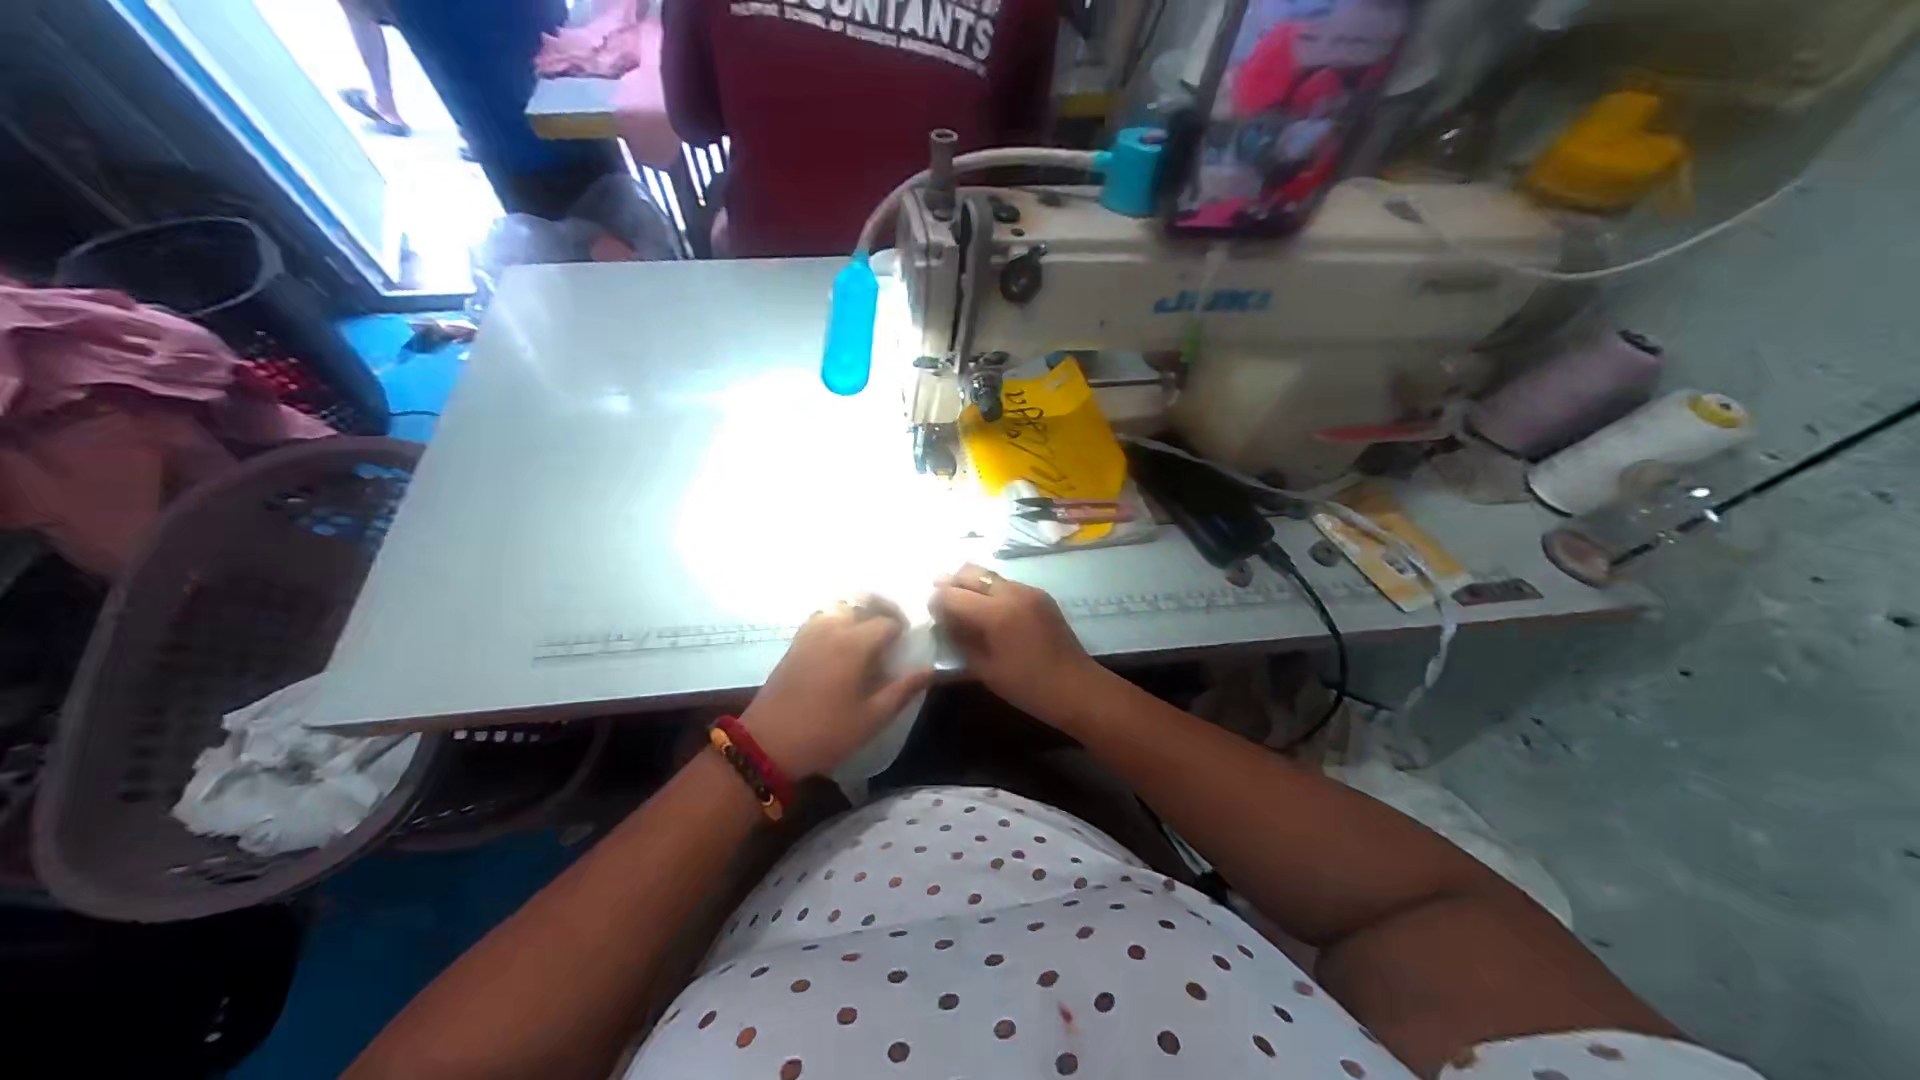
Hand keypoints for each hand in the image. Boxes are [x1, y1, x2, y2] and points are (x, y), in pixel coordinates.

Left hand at [738, 596, 932, 777]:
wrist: (767, 744)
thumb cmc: (825, 733)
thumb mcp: (872, 718)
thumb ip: (903, 690)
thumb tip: (930, 671)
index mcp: (854, 644)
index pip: (888, 622)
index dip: (904, 630)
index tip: (910, 645)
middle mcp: (832, 629)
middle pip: (864, 604)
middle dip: (884, 611)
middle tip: (895, 632)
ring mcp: (809, 633)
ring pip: (841, 607)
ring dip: (860, 611)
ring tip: (871, 633)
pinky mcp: (795, 643)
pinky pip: (822, 617)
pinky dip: (838, 619)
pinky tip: (844, 641)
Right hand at [930, 562, 1103, 720]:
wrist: (1077, 688)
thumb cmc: (1028, 686)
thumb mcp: (985, 669)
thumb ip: (961, 641)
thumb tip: (944, 624)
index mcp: (996, 613)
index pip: (952, 594)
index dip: (936, 602)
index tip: (931, 614)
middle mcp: (1012, 592)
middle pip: (970, 572)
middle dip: (951, 583)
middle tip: (941, 601)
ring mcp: (1029, 591)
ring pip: (989, 575)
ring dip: (972, 585)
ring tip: (963, 606)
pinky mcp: (1041, 596)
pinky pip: (1007, 585)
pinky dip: (991, 592)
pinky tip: (989, 612)